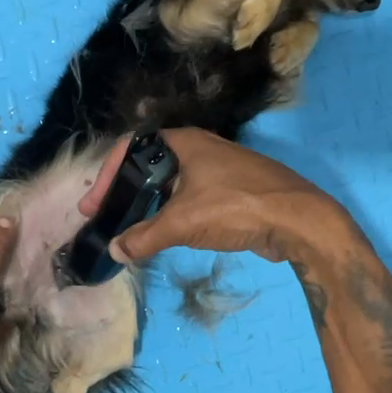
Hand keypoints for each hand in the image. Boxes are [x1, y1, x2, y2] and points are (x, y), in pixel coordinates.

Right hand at [79, 128, 351, 264]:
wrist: (298, 220)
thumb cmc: (236, 207)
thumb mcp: (181, 223)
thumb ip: (143, 237)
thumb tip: (115, 250)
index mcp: (183, 142)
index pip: (130, 149)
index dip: (107, 175)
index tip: (93, 204)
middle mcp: (198, 148)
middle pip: (148, 166)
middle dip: (123, 191)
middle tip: (105, 215)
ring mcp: (217, 169)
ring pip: (169, 184)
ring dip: (147, 205)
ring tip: (130, 228)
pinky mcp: (231, 190)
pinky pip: (189, 198)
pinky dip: (170, 213)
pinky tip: (164, 235)